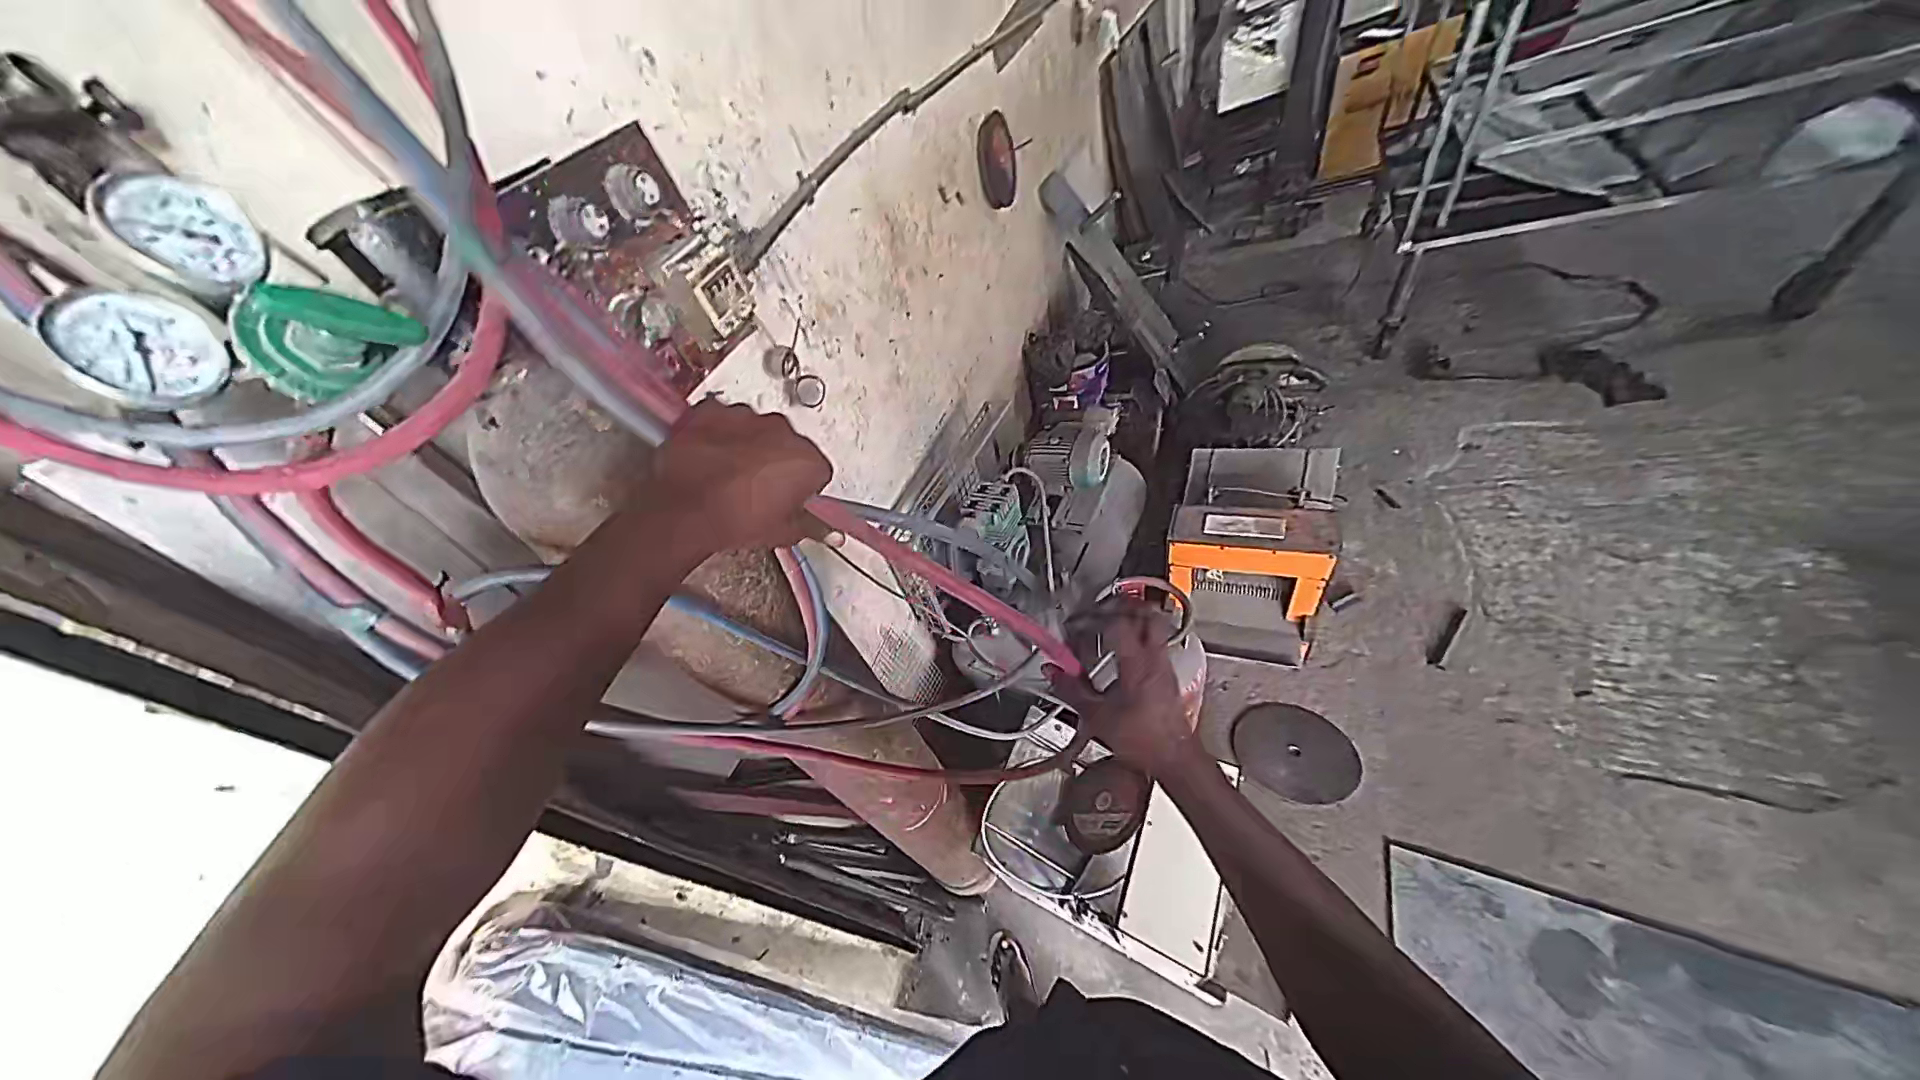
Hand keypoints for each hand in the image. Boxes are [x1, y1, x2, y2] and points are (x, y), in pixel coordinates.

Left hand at [644, 399, 832, 553]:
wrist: (685, 511)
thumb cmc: (733, 517)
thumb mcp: (784, 532)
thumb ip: (812, 525)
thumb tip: (825, 529)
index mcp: (808, 460)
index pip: (818, 471)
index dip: (803, 486)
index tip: (791, 496)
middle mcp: (782, 431)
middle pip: (789, 444)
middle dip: (778, 461)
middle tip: (761, 487)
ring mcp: (747, 418)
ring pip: (757, 429)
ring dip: (750, 445)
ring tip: (734, 473)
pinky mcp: (714, 411)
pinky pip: (724, 419)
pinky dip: (721, 433)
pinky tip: (715, 455)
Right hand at [1047, 600, 1199, 776]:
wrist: (1174, 759)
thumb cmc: (1143, 741)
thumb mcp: (1097, 715)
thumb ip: (1072, 689)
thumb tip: (1054, 671)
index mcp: (1137, 664)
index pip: (1118, 624)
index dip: (1095, 617)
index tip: (1079, 622)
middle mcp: (1155, 659)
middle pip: (1148, 615)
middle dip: (1125, 605)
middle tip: (1104, 605)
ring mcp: (1166, 666)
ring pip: (1157, 626)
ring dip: (1136, 618)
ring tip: (1115, 620)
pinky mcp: (1169, 676)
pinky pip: (1158, 644)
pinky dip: (1142, 637)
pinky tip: (1127, 649)